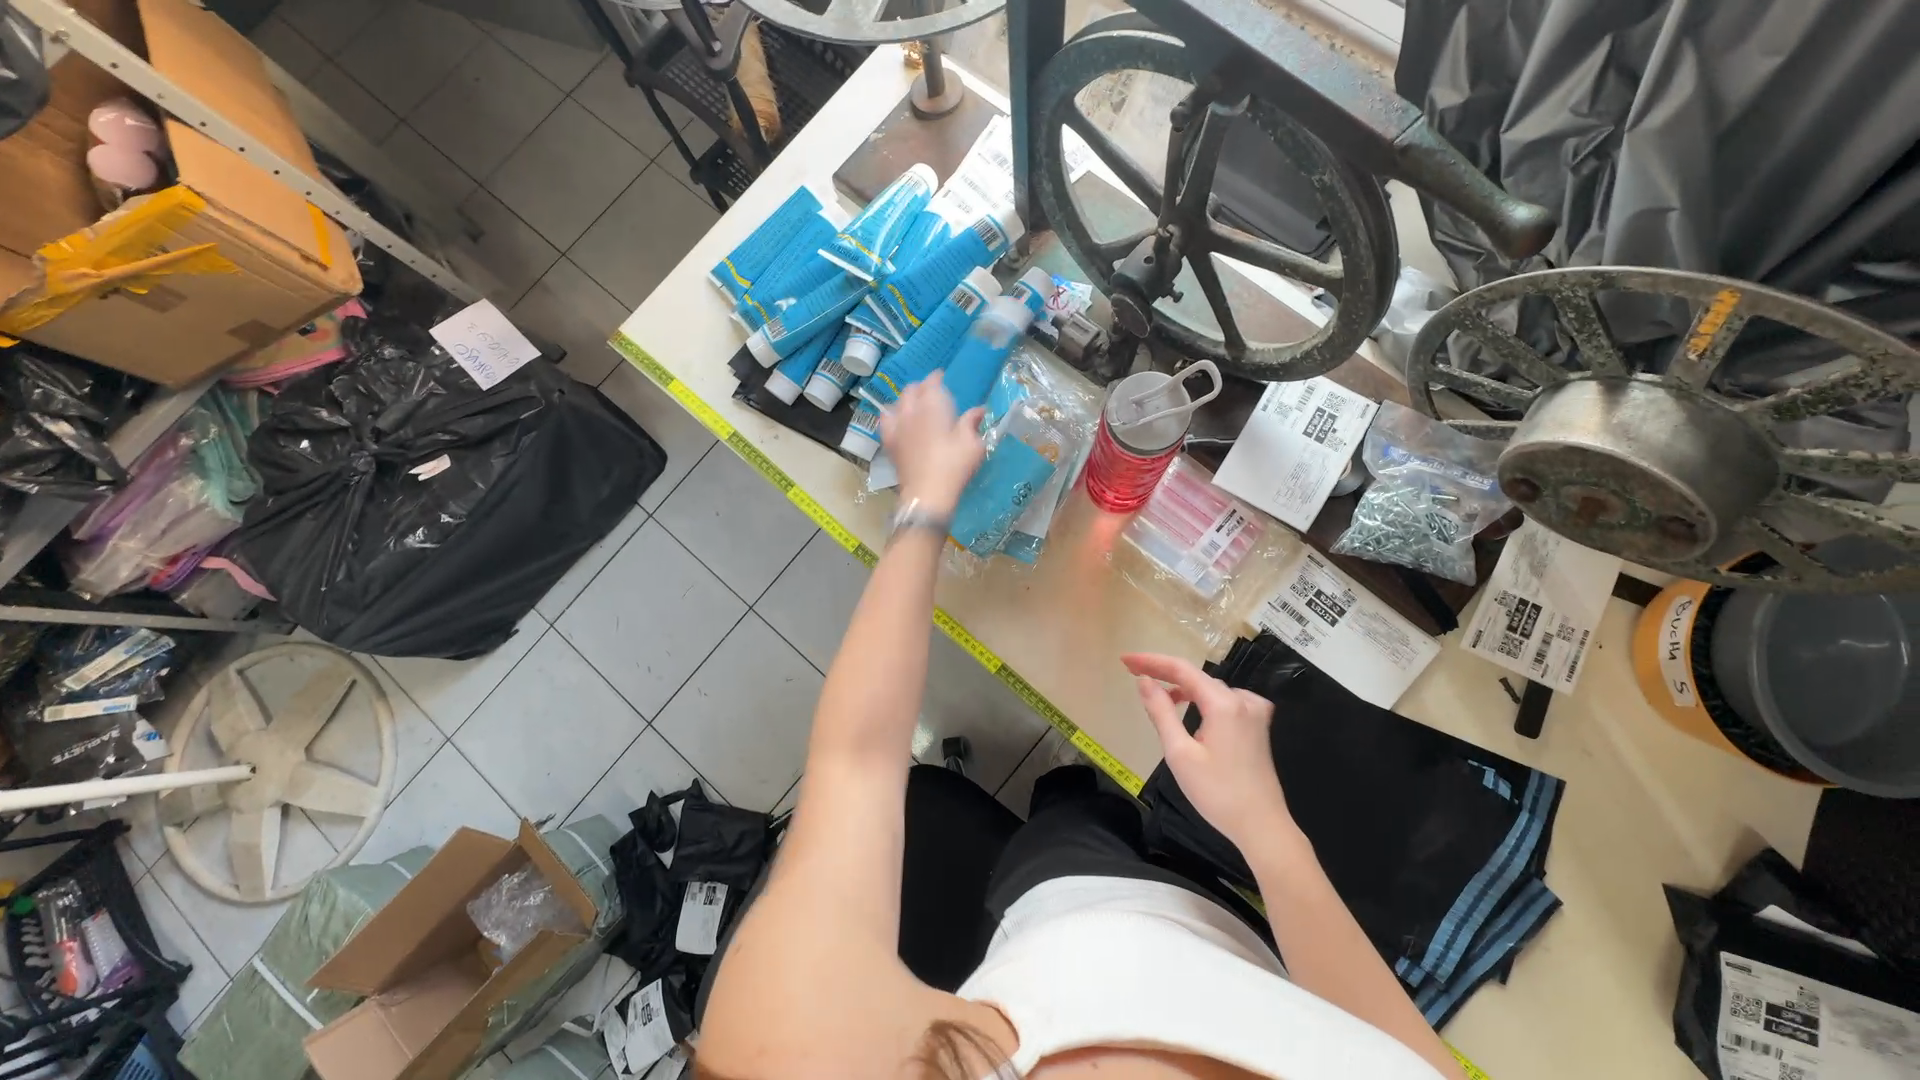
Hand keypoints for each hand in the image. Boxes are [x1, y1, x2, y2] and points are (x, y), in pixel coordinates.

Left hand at [879, 372, 984, 513]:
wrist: (927, 494)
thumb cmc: (954, 466)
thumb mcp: (973, 444)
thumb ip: (972, 423)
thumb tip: (978, 410)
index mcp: (934, 405)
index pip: (932, 382)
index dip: (937, 378)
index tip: (942, 377)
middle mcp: (911, 410)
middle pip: (912, 390)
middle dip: (922, 388)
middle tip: (932, 393)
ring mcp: (897, 426)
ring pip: (897, 402)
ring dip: (906, 400)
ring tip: (915, 405)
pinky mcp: (889, 442)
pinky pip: (886, 420)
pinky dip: (891, 415)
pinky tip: (897, 420)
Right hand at [1123, 653, 1295, 852]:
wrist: (1261, 826)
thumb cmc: (1217, 793)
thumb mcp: (1180, 753)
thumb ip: (1161, 712)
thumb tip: (1144, 681)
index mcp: (1224, 704)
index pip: (1182, 669)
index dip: (1151, 661)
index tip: (1125, 660)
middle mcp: (1243, 700)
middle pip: (1197, 677)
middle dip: (1165, 673)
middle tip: (1134, 673)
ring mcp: (1255, 712)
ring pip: (1211, 689)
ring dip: (1184, 688)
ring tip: (1158, 695)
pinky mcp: (1258, 726)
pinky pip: (1225, 701)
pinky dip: (1203, 700)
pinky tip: (1191, 710)